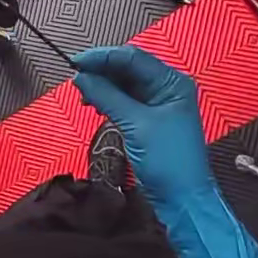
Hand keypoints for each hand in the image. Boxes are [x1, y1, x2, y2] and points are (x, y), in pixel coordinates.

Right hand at [73, 46, 257, 257]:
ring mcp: (157, 105)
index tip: (75, 62)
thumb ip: (108, 97)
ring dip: (102, 86)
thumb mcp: (136, 124)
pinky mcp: (147, 121)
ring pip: (124, 85)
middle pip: (128, 69)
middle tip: (76, 79)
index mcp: (172, 82)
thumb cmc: (168, 161)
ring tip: (83, 95)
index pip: (133, 58)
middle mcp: (166, 89)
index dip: (102, 57)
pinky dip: (108, 101)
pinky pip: (124, 102)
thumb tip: (81, 77)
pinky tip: (94, 105)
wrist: (183, 199)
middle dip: (101, 71)